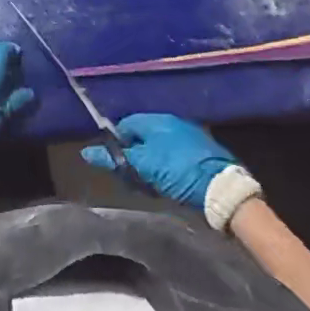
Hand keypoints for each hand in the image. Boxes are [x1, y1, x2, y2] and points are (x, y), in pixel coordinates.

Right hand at [82, 114, 259, 229]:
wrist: (223, 190)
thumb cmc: (178, 172)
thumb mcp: (142, 166)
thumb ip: (113, 159)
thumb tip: (86, 152)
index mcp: (158, 120)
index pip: (126, 124)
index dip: (117, 143)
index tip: (117, 164)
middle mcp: (173, 123)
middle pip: (141, 136)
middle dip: (134, 156)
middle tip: (133, 176)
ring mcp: (190, 136)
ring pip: (158, 147)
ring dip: (150, 164)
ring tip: (150, 183)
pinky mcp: (202, 152)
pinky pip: (174, 156)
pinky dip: (166, 167)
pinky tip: (168, 183)